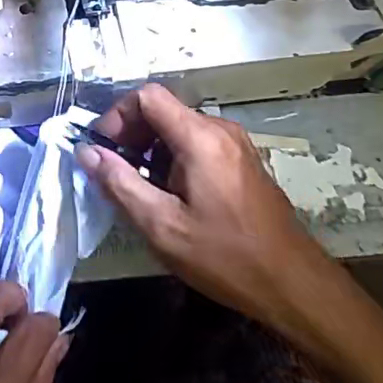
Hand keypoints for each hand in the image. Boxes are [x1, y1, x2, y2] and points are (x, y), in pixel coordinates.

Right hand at [75, 84, 358, 353]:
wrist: (295, 286)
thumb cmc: (226, 257)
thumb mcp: (162, 226)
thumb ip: (120, 183)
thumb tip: (87, 152)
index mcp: (200, 137)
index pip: (147, 96)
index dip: (117, 116)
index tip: (104, 150)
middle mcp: (220, 130)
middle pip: (162, 110)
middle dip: (131, 135)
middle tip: (116, 173)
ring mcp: (236, 145)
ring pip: (179, 128)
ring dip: (151, 149)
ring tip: (141, 190)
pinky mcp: (243, 162)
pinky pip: (197, 144)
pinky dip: (173, 158)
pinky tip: (171, 196)